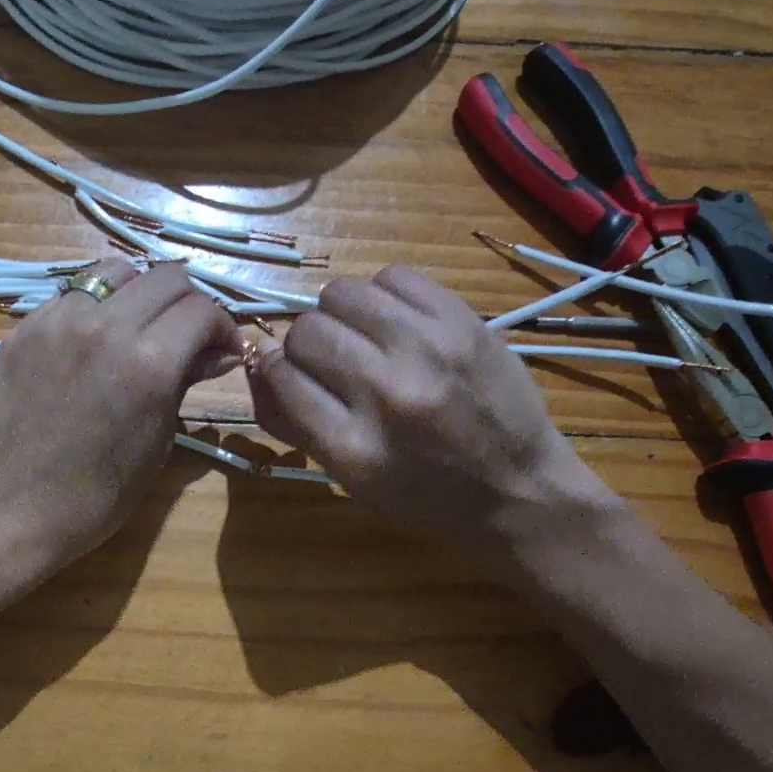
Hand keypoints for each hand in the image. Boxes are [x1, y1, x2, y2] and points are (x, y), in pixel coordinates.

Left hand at [0, 259, 239, 570]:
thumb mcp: (156, 445)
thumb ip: (185, 386)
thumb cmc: (95, 498)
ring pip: (114, 273)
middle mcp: (105, 327)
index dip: (221, 328)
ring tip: (138, 328)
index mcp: (148, 363)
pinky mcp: (23, 329)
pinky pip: (71, 296)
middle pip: (165, 277)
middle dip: (188, 303)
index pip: (201, 309)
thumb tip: (217, 354)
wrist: (10, 511)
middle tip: (187, 337)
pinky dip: (95, 308)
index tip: (221, 350)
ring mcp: (57, 322)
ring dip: (139, 293)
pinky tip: (92, 343)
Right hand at [248, 265, 613, 548]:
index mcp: (352, 447)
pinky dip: (381, 296)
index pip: (282, 377)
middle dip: (304, 345)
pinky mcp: (463, 322)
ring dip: (338, 314)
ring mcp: (429, 351)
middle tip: (328, 361)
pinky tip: (393, 323)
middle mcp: (387, 394)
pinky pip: (393, 276)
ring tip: (359, 337)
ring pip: (342, 294)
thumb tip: (256, 364)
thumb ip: (293, 423)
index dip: (274, 371)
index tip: (287, 374)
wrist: (516, 489)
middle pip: (307, 332)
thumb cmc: (421, 495)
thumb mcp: (348, 478)